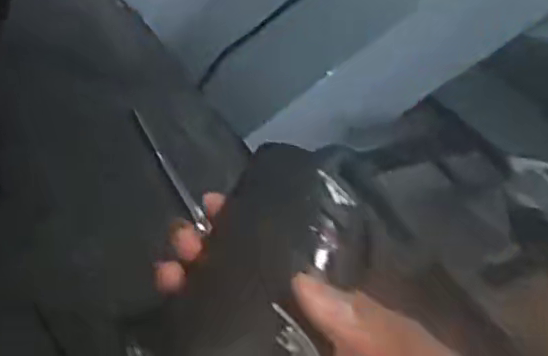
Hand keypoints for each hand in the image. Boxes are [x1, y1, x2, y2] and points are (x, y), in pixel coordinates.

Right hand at [155, 194, 456, 355]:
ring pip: (225, 315)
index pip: (287, 267)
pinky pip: (213, 344)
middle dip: (208, 254)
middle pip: (246, 285)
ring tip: (167, 271)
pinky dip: (187, 326)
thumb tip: (302, 281)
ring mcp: (274, 349)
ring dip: (190, 286)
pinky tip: (171, 307)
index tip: (215, 205)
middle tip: (183, 238)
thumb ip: (380, 329)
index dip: (248, 231)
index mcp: (343, 324)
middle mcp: (306, 337)